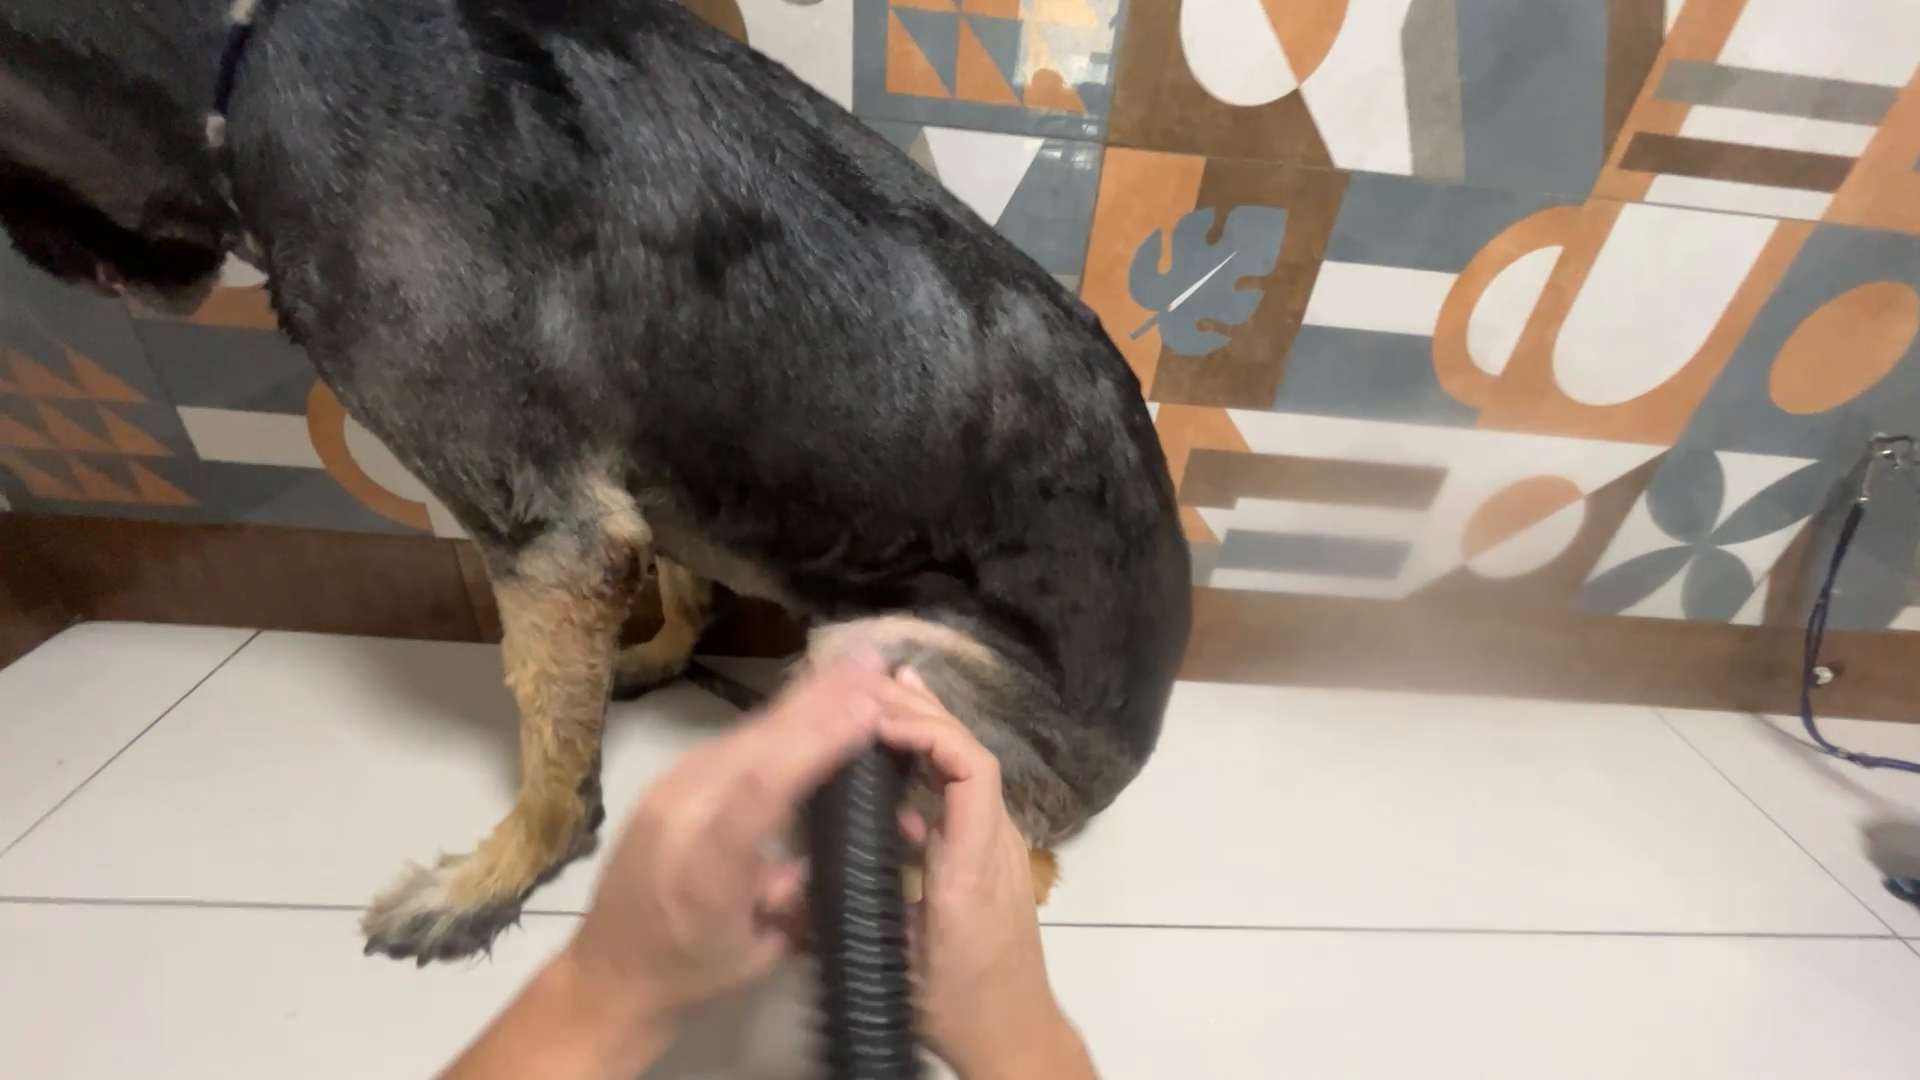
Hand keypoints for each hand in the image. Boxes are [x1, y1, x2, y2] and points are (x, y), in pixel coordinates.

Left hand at [566, 652, 894, 1021]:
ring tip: (854, 664)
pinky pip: (739, 734)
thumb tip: (840, 837)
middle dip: (822, 698)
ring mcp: (673, 785)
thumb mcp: (757, 950)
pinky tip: (813, 689)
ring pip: (751, 728)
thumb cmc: (692, 969)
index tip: (867, 711)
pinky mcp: (674, 774)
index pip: (764, 790)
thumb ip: (799, 893)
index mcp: (705, 868)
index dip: (816, 745)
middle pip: (760, 741)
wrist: (607, 970)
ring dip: (807, 694)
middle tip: (873, 661)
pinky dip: (784, 710)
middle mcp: (682, 813)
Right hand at [876, 669, 1091, 1079]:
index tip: (881, 724)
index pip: (971, 771)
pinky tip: (906, 750)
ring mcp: (999, 840)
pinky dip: (936, 757)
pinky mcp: (991, 847)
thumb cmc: (958, 1003)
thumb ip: (856, 913)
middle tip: (877, 683)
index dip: (931, 733)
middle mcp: (995, 839)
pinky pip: (967, 786)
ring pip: (970, 765)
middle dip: (926, 713)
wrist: (1017, 1032)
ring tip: (892, 692)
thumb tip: (790, 884)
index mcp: (972, 863)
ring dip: (932, 726)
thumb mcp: (899, 962)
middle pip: (971, 753)